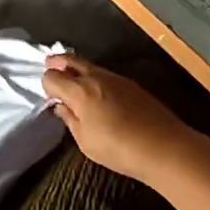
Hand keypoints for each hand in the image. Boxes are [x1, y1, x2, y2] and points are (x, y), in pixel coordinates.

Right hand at [41, 54, 196, 180]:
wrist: (163, 146)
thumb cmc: (118, 148)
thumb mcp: (86, 141)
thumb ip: (71, 119)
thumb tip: (62, 106)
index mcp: (80, 91)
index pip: (53, 77)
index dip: (46, 84)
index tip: (48, 95)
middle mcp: (96, 77)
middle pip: (71, 61)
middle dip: (59, 62)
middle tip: (49, 63)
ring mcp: (116, 78)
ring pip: (89, 65)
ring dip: (77, 67)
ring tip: (71, 74)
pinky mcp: (131, 84)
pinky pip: (104, 73)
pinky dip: (93, 75)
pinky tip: (96, 88)